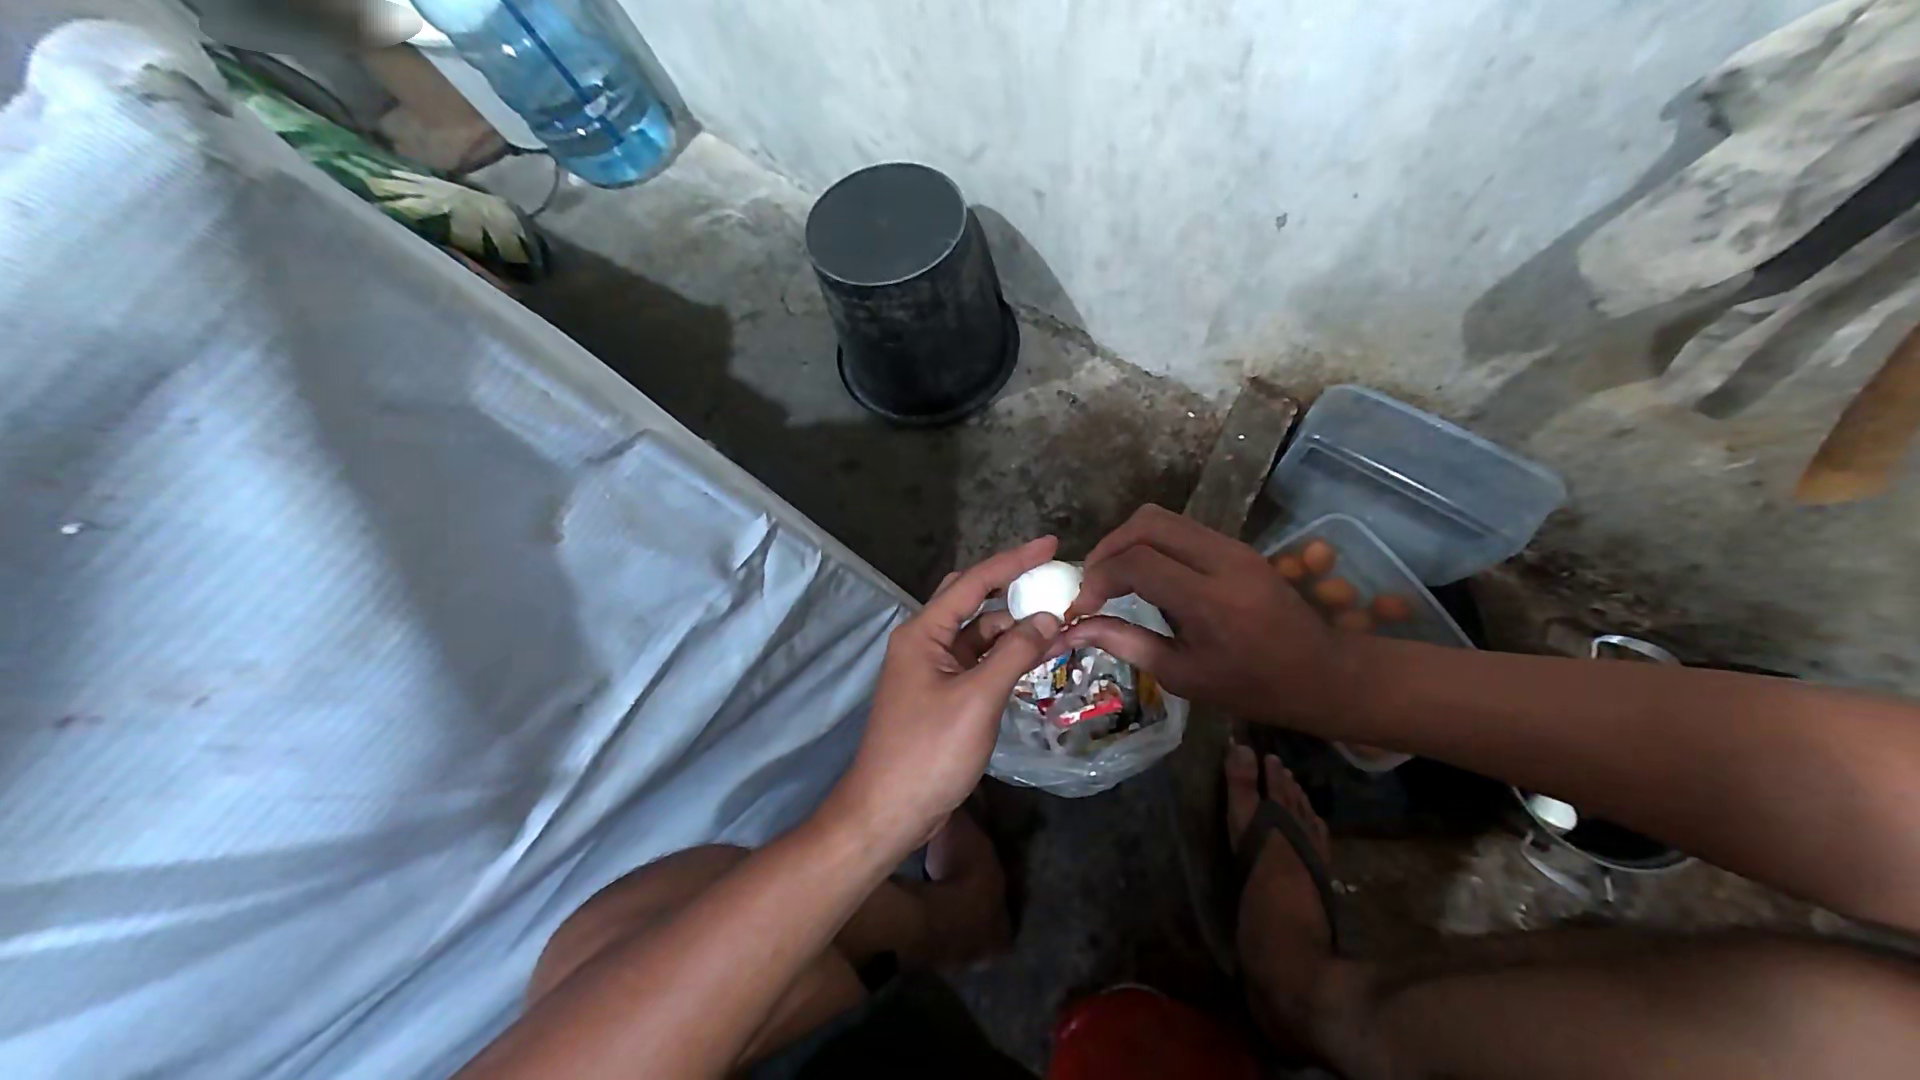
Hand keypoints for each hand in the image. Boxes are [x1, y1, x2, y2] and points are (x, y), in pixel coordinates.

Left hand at [830, 537, 1066, 851]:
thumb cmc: (928, 751)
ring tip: (1058, 626)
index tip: (1052, 545)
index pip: (974, 581)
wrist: (888, 811)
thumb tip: (1048, 618)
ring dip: (1013, 629)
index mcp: (923, 632)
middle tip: (1054, 584)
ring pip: (978, 634)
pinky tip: (1035, 658)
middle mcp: (924, 642)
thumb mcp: (977, 699)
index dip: (1014, 560)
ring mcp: (932, 669)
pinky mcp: (942, 693)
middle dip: (1013, 590)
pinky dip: (1005, 657)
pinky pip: (978, 662)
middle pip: (973, 601)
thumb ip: (1014, 654)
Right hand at [1061, 505, 1352, 724]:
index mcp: (1210, 600)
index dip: (1098, 579)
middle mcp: (1222, 560)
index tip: (1082, 607)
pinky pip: (1180, 529)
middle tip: (1093, 583)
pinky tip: (1144, 576)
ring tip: (1113, 578)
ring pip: (1162, 518)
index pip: (1136, 563)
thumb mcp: (1183, 675)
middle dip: (1108, 548)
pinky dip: (1150, 544)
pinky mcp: (1236, 546)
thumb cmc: (1252, 687)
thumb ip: (1126, 643)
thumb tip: (1077, 629)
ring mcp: (1232, 547)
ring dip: (1127, 542)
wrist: (1323, 674)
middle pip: (1147, 523)